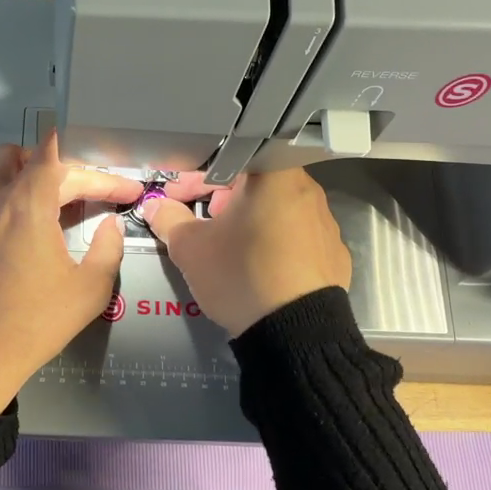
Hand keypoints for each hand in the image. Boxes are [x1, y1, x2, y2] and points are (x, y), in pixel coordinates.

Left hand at [0, 134, 143, 412]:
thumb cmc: (35, 324)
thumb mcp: (89, 290)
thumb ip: (108, 248)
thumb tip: (111, 225)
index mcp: (25, 203)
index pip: (59, 157)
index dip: (96, 169)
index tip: (122, 191)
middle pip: (30, 159)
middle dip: (69, 171)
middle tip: (97, 197)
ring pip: (0, 170)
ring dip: (31, 175)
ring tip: (60, 203)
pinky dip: (9, 193)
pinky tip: (29, 224)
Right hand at [142, 168, 351, 336]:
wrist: (294, 329)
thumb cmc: (239, 274)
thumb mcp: (191, 249)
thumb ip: (169, 220)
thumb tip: (156, 207)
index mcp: (272, 177)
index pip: (228, 161)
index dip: (197, 178)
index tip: (179, 196)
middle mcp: (306, 191)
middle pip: (256, 184)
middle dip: (222, 199)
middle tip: (200, 220)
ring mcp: (326, 223)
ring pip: (277, 211)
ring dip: (249, 221)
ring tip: (228, 247)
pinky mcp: (334, 253)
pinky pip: (296, 237)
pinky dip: (274, 243)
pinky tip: (259, 267)